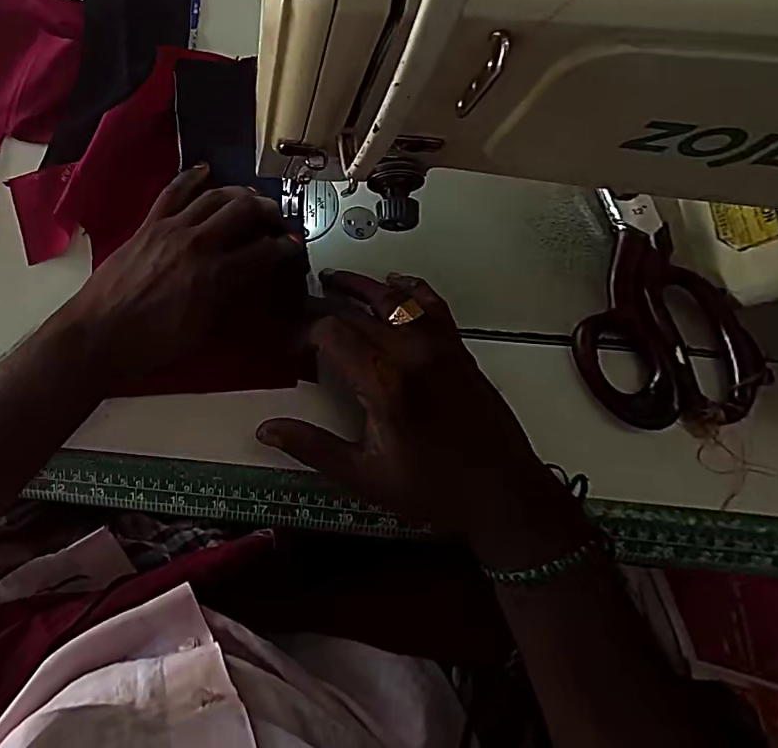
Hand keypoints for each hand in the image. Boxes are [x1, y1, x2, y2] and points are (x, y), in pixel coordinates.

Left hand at [49, 165, 307, 389]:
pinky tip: (205, 170)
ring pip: (213, 197)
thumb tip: (244, 281)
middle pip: (242, 213)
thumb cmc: (151, 342)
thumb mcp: (200, 330)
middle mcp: (196, 243)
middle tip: (277, 219)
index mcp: (214, 274)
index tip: (293, 247)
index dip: (284, 248)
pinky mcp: (148, 224)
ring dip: (238, 193)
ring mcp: (170, 228)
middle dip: (267, 213)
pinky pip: (173, 192)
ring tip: (252, 197)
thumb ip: (226, 300)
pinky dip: (191, 178)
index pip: (261, 253)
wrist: (99, 332)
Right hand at [256, 271, 590, 568]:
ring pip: (392, 297)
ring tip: (333, 280)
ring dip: (359, 285)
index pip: (331, 332)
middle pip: (355, 311)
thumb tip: (268, 431)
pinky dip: (408, 287)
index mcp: (385, 384)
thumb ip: (313, 447)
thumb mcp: (366, 477)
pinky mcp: (457, 348)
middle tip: (300, 308)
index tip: (293, 344)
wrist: (509, 498)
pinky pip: (430, 303)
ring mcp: (439, 347)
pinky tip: (395, 283)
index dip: (304, 331)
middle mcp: (412, 355)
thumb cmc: (437, 490)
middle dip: (322, 305)